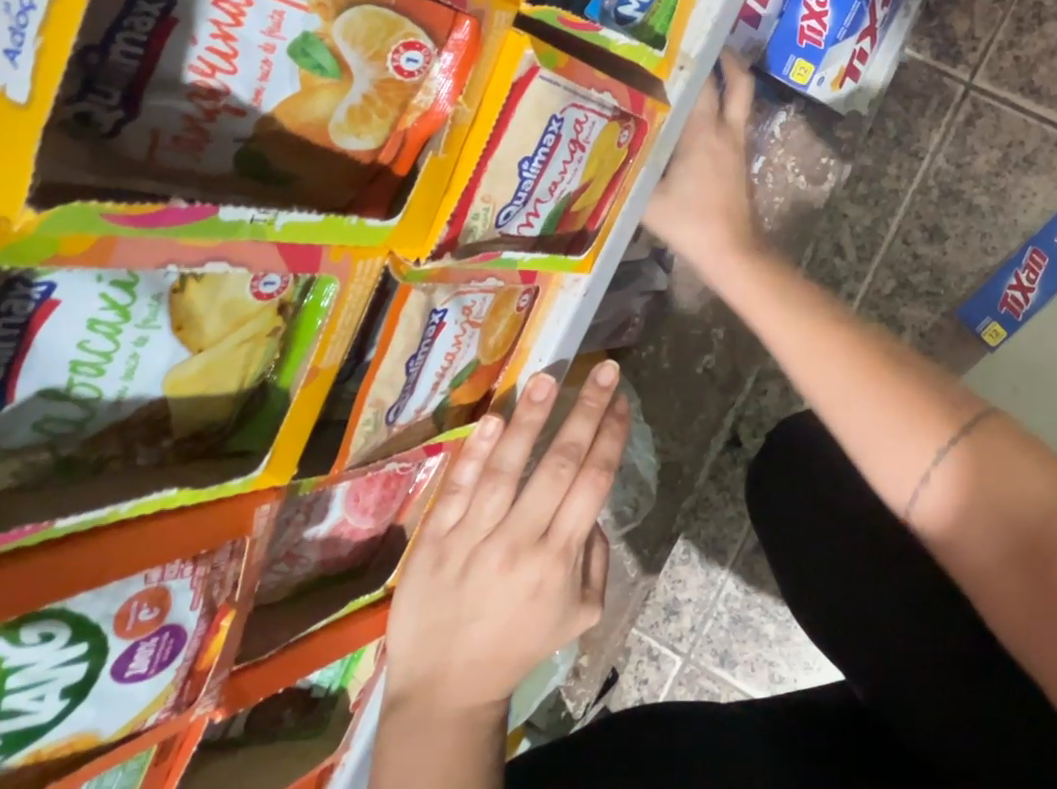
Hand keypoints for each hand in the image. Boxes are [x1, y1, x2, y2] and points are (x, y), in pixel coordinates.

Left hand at [384, 363, 630, 714]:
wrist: (445, 686)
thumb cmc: (521, 645)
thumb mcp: (581, 614)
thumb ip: (596, 559)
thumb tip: (591, 512)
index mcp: (560, 558)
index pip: (593, 482)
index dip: (611, 437)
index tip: (622, 400)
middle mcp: (521, 540)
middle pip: (559, 464)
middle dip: (586, 412)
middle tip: (602, 370)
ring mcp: (473, 538)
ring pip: (507, 468)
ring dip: (531, 419)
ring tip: (549, 378)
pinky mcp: (434, 541)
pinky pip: (457, 489)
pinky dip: (477, 453)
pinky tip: (496, 418)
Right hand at [644, 51, 760, 271]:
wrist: (733, 252)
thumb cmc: (690, 223)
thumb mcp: (647, 197)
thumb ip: (624, 168)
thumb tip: (595, 147)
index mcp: (703, 133)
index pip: (701, 83)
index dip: (689, 58)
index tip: (672, 38)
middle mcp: (727, 131)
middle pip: (738, 82)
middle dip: (722, 57)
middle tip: (699, 41)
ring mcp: (739, 146)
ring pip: (744, 99)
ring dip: (731, 78)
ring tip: (705, 65)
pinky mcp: (743, 161)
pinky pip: (738, 120)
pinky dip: (726, 104)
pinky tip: (701, 111)